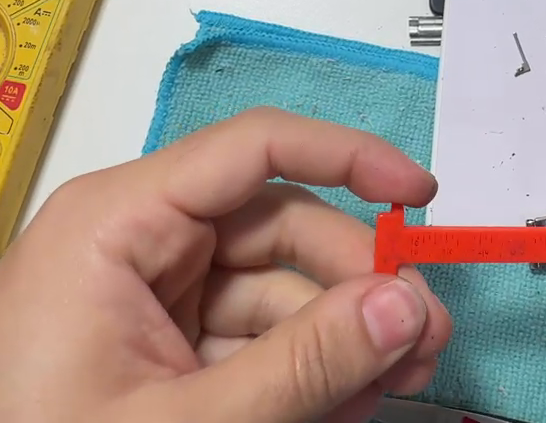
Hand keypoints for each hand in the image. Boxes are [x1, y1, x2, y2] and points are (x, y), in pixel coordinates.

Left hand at [0, 108, 452, 422]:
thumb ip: (298, 368)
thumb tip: (405, 307)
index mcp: (121, 219)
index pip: (256, 147)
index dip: (347, 156)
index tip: (418, 194)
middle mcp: (141, 238)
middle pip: (280, 231)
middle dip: (357, 284)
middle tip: (423, 341)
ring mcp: (151, 297)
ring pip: (275, 293)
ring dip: (340, 337)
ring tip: (397, 383)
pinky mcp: (156, 348)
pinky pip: (249, 341)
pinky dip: (300, 372)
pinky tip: (343, 404)